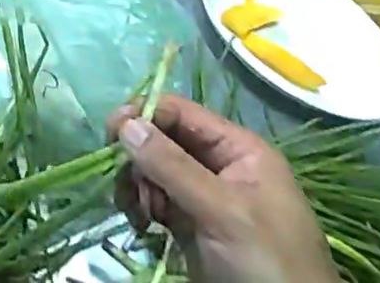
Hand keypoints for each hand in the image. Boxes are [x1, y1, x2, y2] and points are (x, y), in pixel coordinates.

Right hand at [108, 95, 336, 282]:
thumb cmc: (269, 267)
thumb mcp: (223, 212)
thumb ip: (173, 166)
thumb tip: (124, 123)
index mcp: (237, 149)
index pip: (180, 113)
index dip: (143, 114)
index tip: (110, 132)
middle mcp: (219, 165)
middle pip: (163, 139)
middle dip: (138, 156)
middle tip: (121, 181)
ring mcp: (205, 198)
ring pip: (155, 170)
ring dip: (137, 183)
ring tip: (133, 210)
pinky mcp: (193, 228)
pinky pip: (157, 201)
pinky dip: (143, 206)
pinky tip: (140, 223)